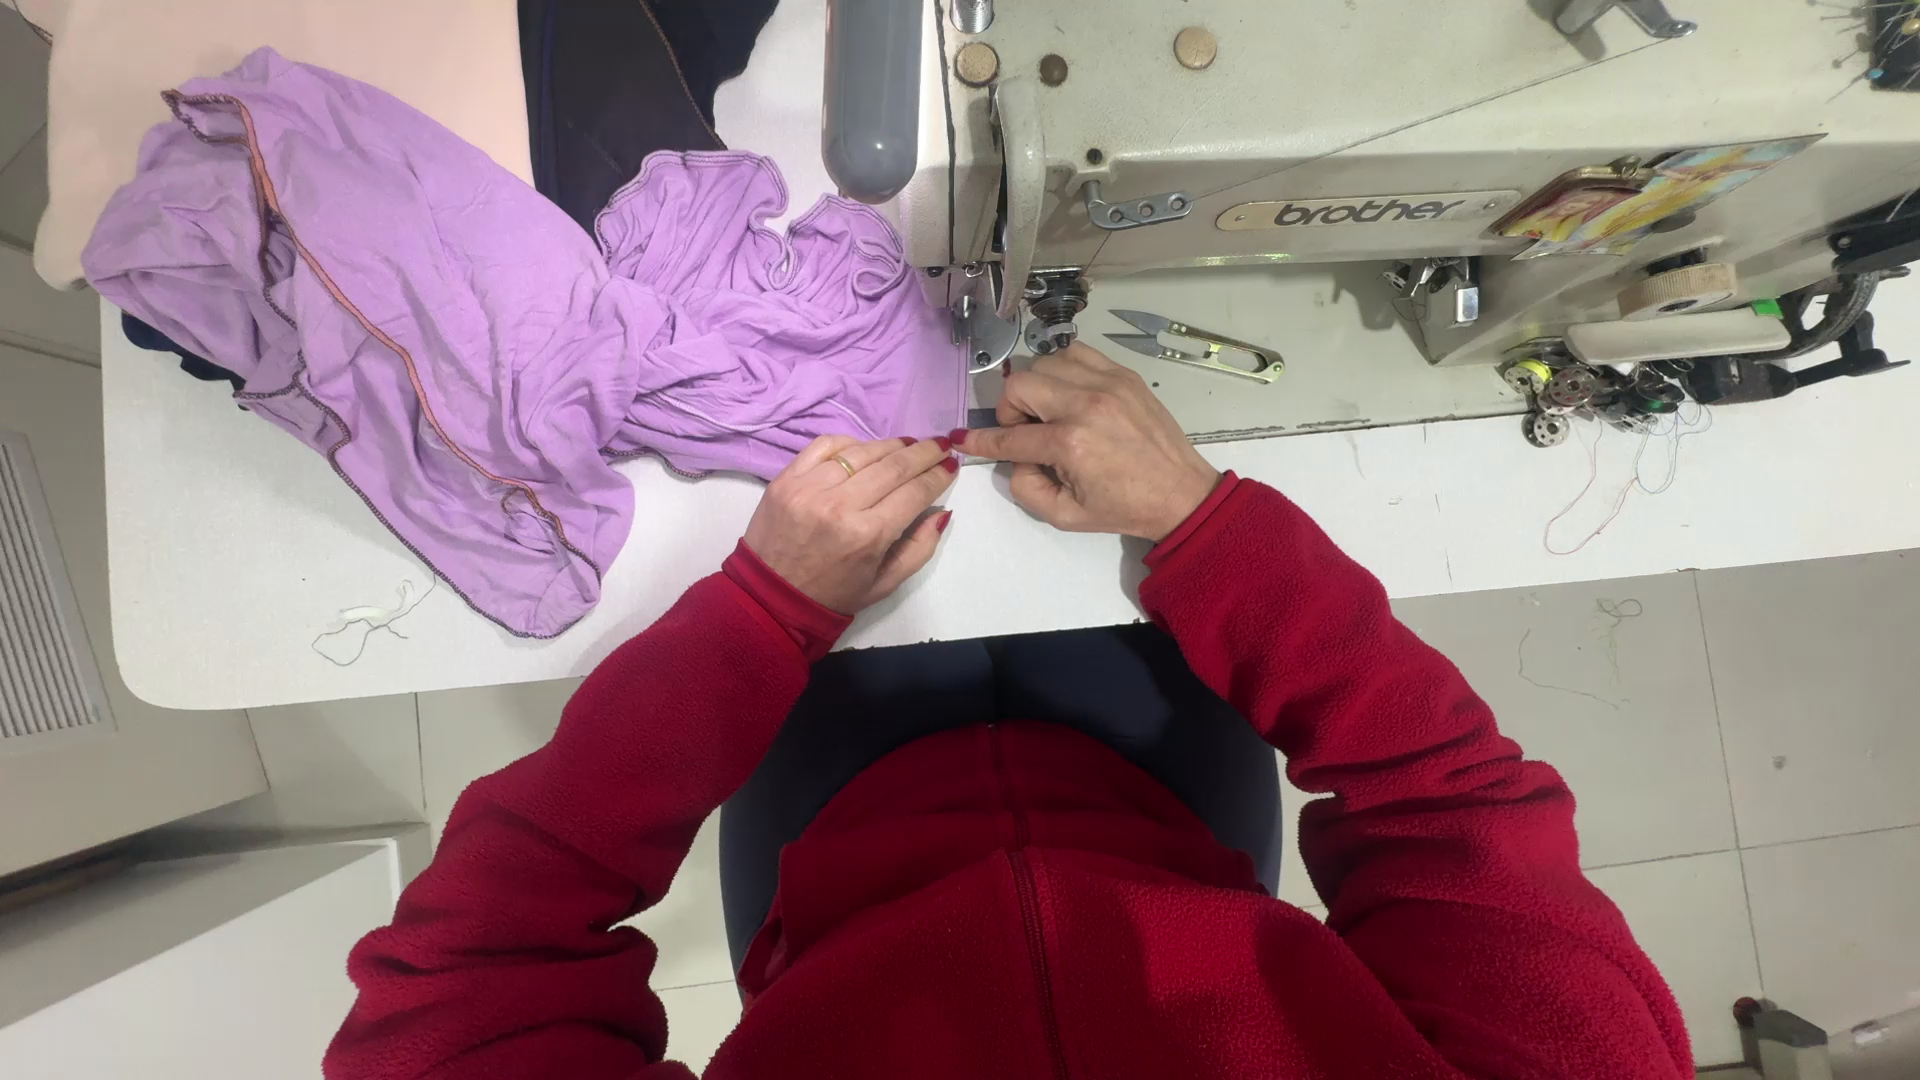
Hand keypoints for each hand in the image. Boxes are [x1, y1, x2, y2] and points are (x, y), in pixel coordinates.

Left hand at [744, 436, 957, 613]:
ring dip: (891, 446)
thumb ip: (920, 548)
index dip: (938, 475)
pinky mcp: (786, 479)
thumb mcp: (885, 584)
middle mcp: (840, 505)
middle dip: (923, 453)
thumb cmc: (833, 596)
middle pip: (893, 466)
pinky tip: (864, 449)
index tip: (951, 464)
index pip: (914, 492)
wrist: (769, 598)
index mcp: (867, 535)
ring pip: (862, 452)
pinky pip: (825, 446)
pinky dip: (850, 443)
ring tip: (908, 445)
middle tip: (940, 445)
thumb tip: (941, 511)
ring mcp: (809, 488)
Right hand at [953, 345, 1217, 541]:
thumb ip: (1025, 487)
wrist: (1180, 492)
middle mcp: (1086, 405)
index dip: (982, 441)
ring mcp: (1108, 383)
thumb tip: (1014, 457)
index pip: (1010, 437)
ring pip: (1045, 362)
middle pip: (1020, 384)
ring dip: (1037, 387)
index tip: (964, 438)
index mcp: (1071, 444)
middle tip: (1025, 432)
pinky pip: (1076, 353)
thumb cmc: (1122, 508)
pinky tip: (1070, 395)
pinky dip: (1063, 371)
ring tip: (1050, 413)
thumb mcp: (1064, 515)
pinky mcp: (1124, 374)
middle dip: (1011, 410)